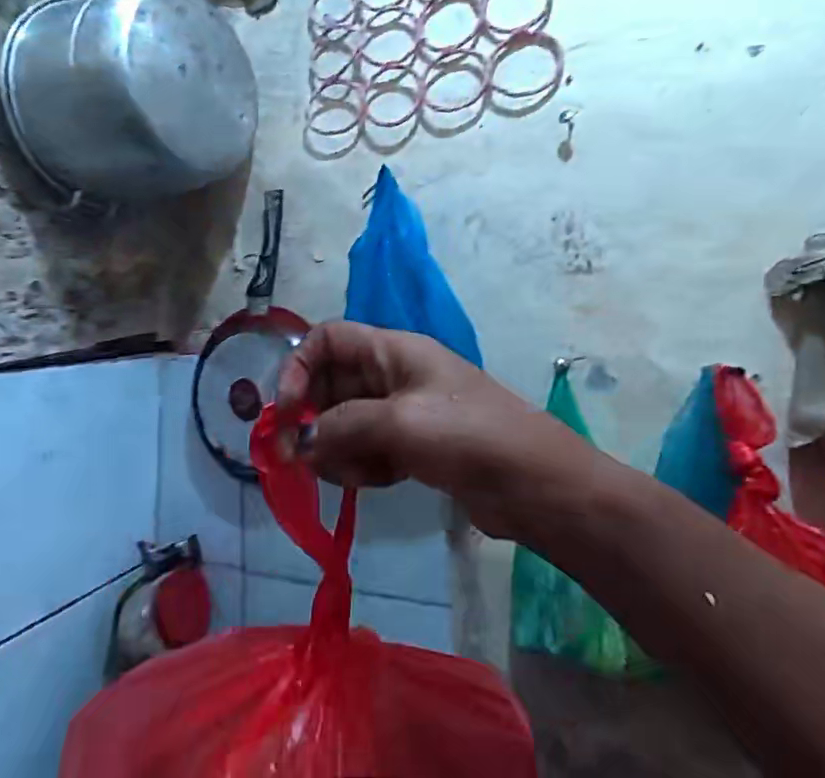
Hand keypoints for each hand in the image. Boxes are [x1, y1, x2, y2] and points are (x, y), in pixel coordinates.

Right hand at [275, 321, 596, 538]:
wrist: (538, 485)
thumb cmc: (469, 436)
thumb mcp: (400, 422)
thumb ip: (340, 426)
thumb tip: (298, 444)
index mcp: (393, 350)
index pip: (328, 340)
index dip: (299, 368)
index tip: (286, 412)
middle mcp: (394, 375)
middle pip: (331, 386)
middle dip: (312, 420)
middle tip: (299, 460)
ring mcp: (403, 413)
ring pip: (345, 423)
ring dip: (335, 449)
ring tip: (351, 475)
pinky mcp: (413, 448)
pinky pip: (367, 450)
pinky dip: (360, 466)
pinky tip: (375, 483)